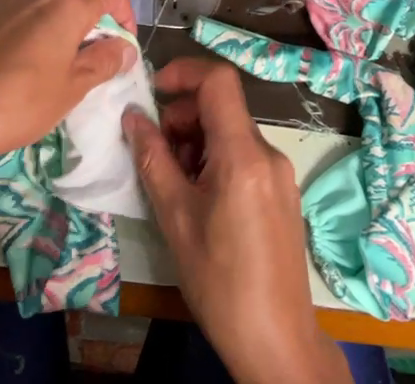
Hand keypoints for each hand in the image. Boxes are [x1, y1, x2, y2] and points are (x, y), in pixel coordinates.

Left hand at [0, 0, 136, 173]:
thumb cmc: (20, 101)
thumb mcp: (73, 87)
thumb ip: (104, 61)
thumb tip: (124, 47)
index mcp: (69, 0)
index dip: (125, 14)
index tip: (121, 45)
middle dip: (95, 0)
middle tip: (94, 40)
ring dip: (65, 0)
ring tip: (64, 42)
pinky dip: (38, 9)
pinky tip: (30, 47)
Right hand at [125, 59, 343, 383]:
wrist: (277, 341)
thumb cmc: (219, 280)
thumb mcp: (174, 217)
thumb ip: (152, 158)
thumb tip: (132, 117)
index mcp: (243, 155)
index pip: (218, 81)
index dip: (182, 72)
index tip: (152, 92)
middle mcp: (268, 155)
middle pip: (221, 108)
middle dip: (181, 117)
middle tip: (153, 152)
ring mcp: (280, 176)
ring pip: (230, 134)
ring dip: (194, 142)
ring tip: (171, 182)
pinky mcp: (282, 195)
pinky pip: (243, 158)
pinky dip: (213, 161)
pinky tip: (196, 198)